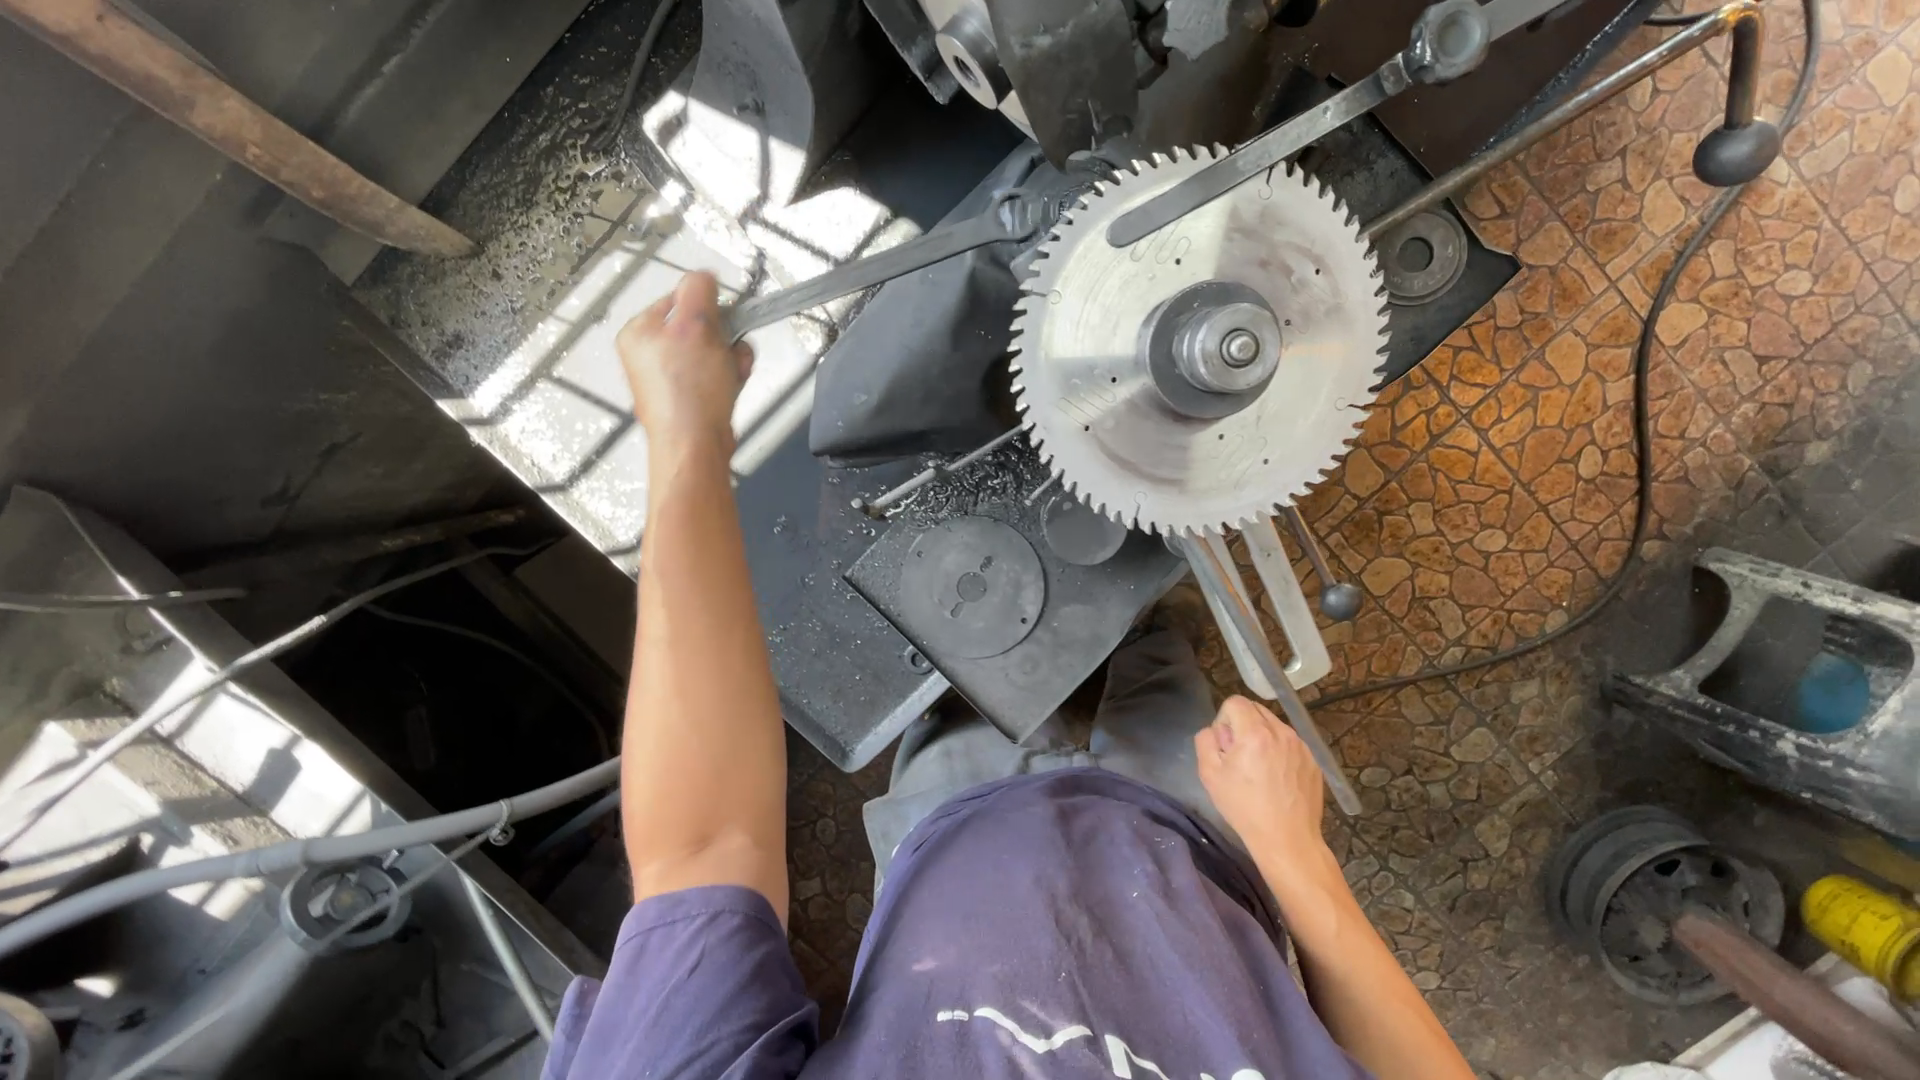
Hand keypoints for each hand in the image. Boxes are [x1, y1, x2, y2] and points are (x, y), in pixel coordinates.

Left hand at [616, 272, 753, 443]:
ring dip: (732, 359)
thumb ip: (698, 290)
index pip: (680, 299)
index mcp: (639, 332)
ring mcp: (670, 379)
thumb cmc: (690, 389)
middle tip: (728, 352)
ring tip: (732, 375)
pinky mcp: (689, 398)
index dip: (708, 308)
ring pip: (714, 351)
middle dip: (725, 338)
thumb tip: (703, 276)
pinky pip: (716, 375)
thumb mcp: (694, 325)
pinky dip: (730, 378)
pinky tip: (732, 387)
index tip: (722, 322)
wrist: (695, 445)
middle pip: (701, 326)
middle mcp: (650, 355)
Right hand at [1195, 695, 1326, 858]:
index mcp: (1255, 733)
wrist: (1287, 839)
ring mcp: (1301, 746)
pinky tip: (1277, 779)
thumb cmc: (1244, 808)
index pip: (1235, 702)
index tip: (1225, 746)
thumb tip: (1216, 731)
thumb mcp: (1209, 774)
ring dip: (1261, 737)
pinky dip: (1279, 751)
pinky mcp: (1313, 760)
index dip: (1223, 719)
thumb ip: (1205, 741)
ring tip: (1259, 770)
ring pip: (1274, 725)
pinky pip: (1290, 743)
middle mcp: (1282, 732)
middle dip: (1242, 725)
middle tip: (1239, 756)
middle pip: (1255, 709)